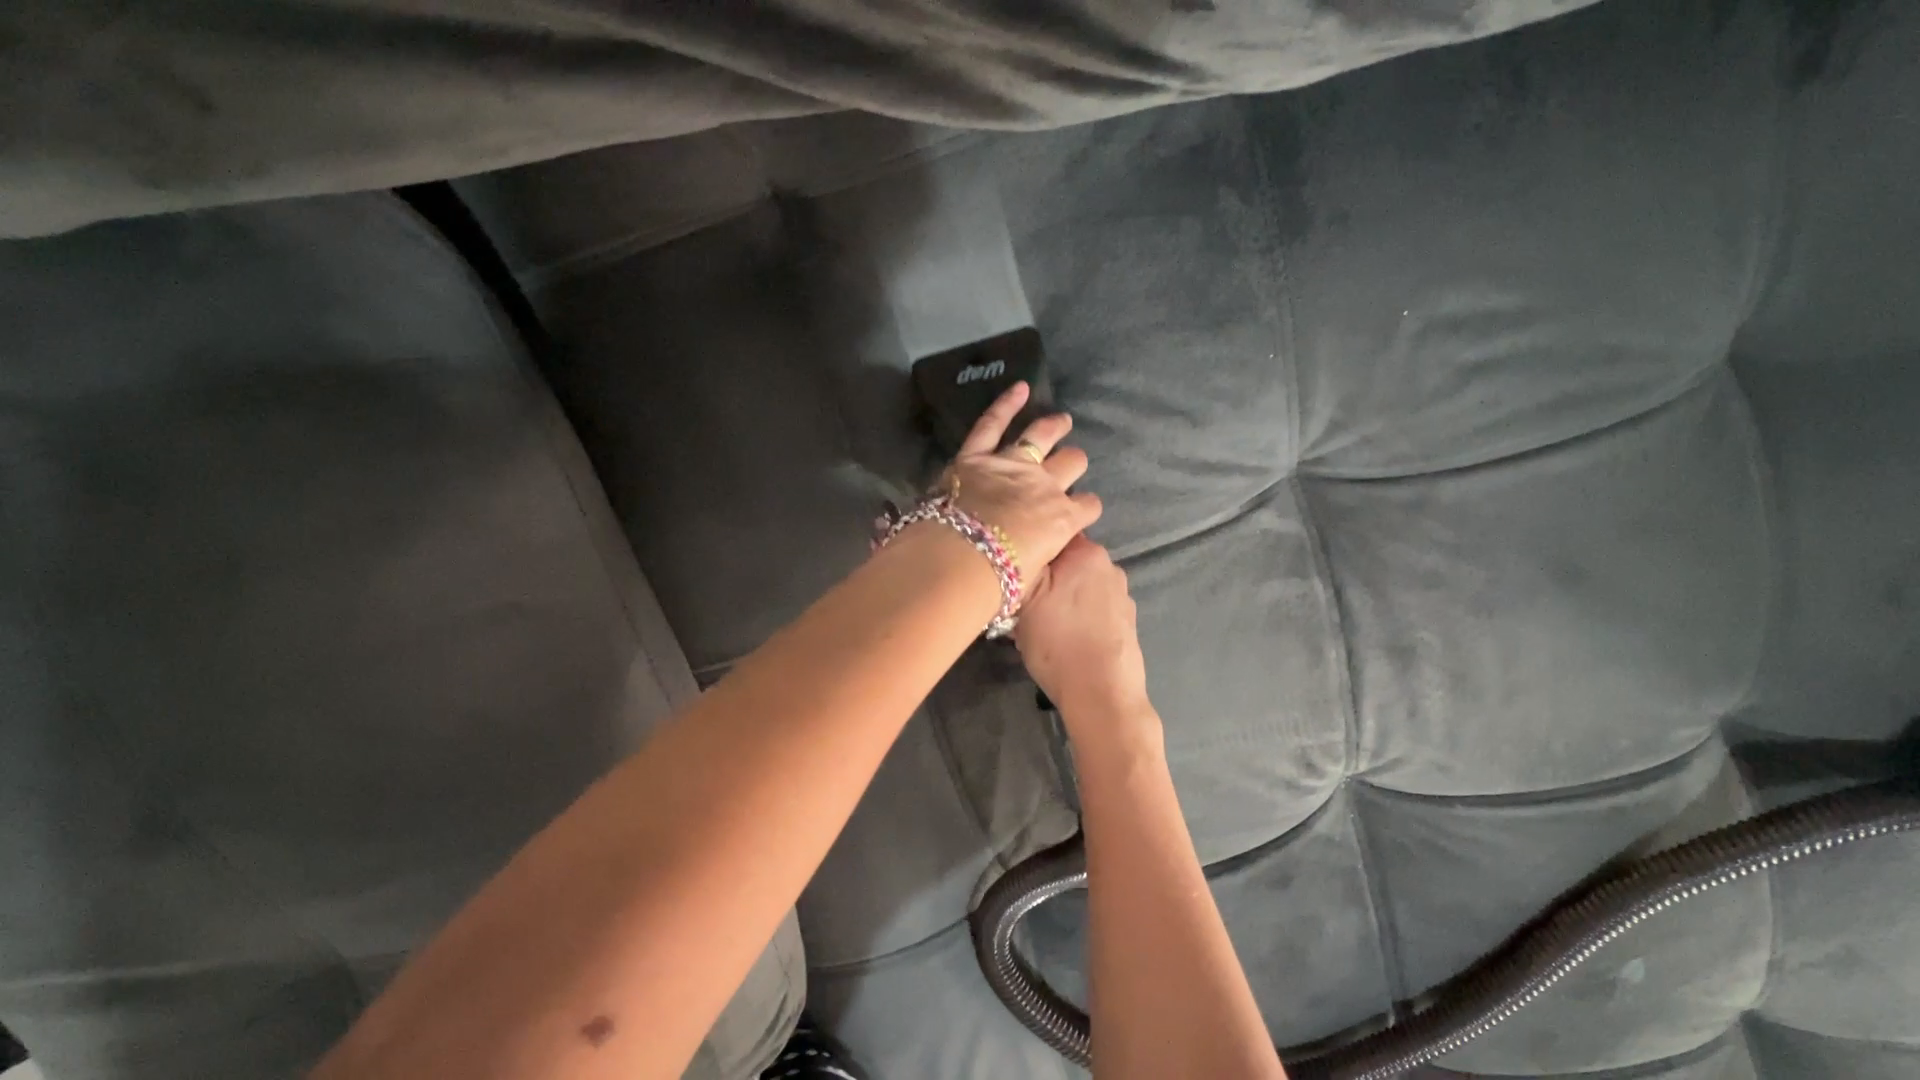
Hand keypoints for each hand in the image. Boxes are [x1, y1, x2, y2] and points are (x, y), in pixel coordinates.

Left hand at [945, 382, 1102, 586]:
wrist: (961, 560)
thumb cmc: (997, 582)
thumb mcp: (1032, 580)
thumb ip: (1040, 562)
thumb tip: (1038, 566)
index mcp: (1063, 519)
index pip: (1089, 507)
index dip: (1086, 508)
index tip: (1082, 511)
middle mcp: (1045, 485)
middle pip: (1072, 464)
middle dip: (1074, 463)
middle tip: (1071, 462)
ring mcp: (1012, 464)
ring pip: (1042, 436)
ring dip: (1054, 427)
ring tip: (1062, 420)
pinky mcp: (977, 455)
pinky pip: (993, 423)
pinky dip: (1006, 403)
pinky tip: (1021, 387)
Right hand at [1015, 535, 1150, 725]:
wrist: (1102, 695)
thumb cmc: (1058, 643)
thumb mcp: (1025, 598)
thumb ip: (1024, 564)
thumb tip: (1023, 547)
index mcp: (1086, 553)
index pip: (1052, 530)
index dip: (1028, 544)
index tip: (1012, 564)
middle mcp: (1110, 566)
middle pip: (1066, 560)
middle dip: (1044, 576)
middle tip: (1020, 602)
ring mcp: (1121, 596)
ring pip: (1078, 585)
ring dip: (1060, 597)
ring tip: (1040, 625)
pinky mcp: (1126, 622)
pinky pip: (1092, 608)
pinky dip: (1076, 616)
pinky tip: (1063, 640)